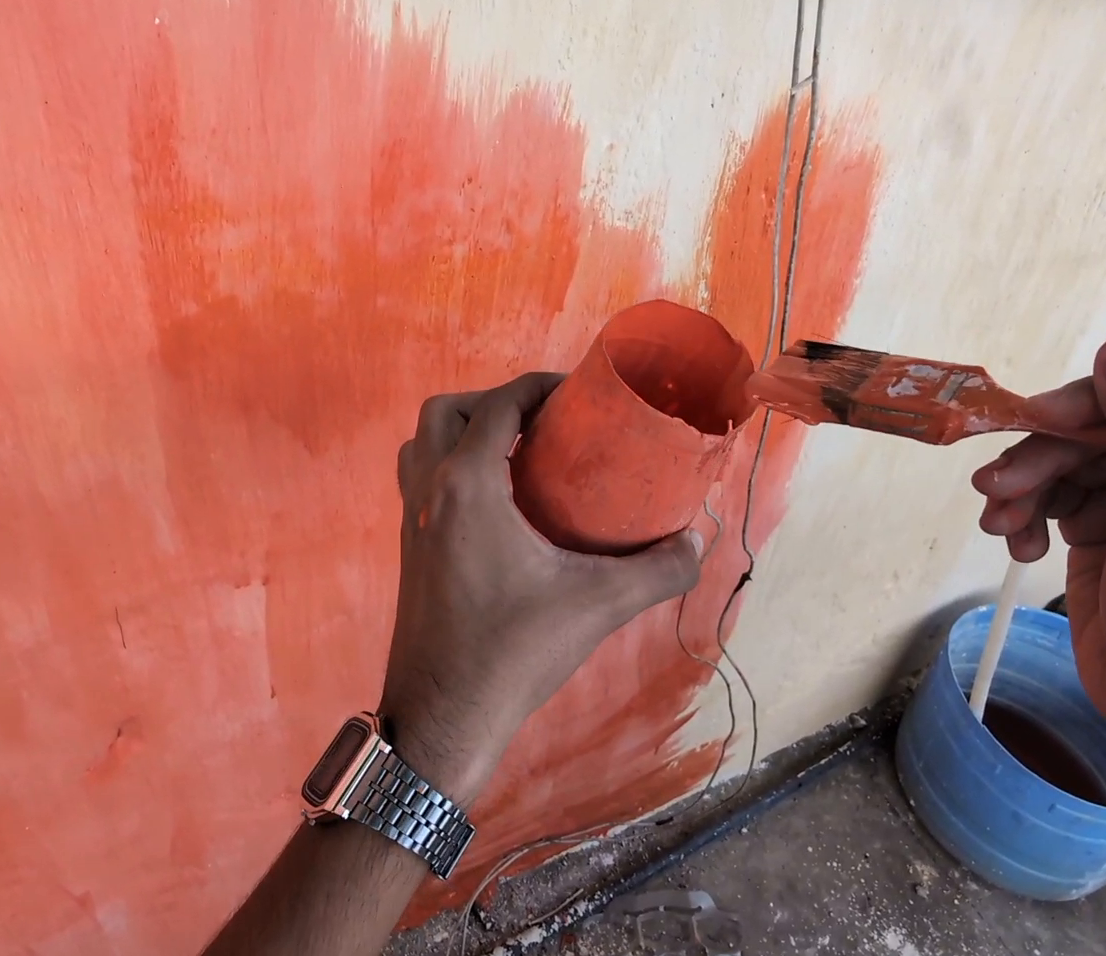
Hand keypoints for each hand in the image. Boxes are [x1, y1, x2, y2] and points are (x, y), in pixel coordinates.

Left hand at [380, 373, 703, 800]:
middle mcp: (429, 490)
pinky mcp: (408, 548)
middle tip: (543, 424)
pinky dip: (451, 466)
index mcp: (467, 485)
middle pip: (447, 411)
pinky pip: (421, 479)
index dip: (539, 387)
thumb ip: (658, 569)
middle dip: (494, 402)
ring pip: (423, 443)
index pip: (499, 404)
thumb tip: (696, 542)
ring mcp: (410, 519)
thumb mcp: (598, 605)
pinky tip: (497, 503)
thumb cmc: (514, 650)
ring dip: (463, 431)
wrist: (443, 718)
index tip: (579, 394)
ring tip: (515, 452)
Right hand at [970, 334, 1105, 745]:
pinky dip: (1028, 514)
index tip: (1040, 420)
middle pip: (1103, 428)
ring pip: (1069, 460)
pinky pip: (1054, 494)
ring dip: (1025, 487)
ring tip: (998, 522)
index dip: (1097, 401)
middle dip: (1045, 456)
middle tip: (995, 487)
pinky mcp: (1104, 524)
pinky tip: (1019, 544)